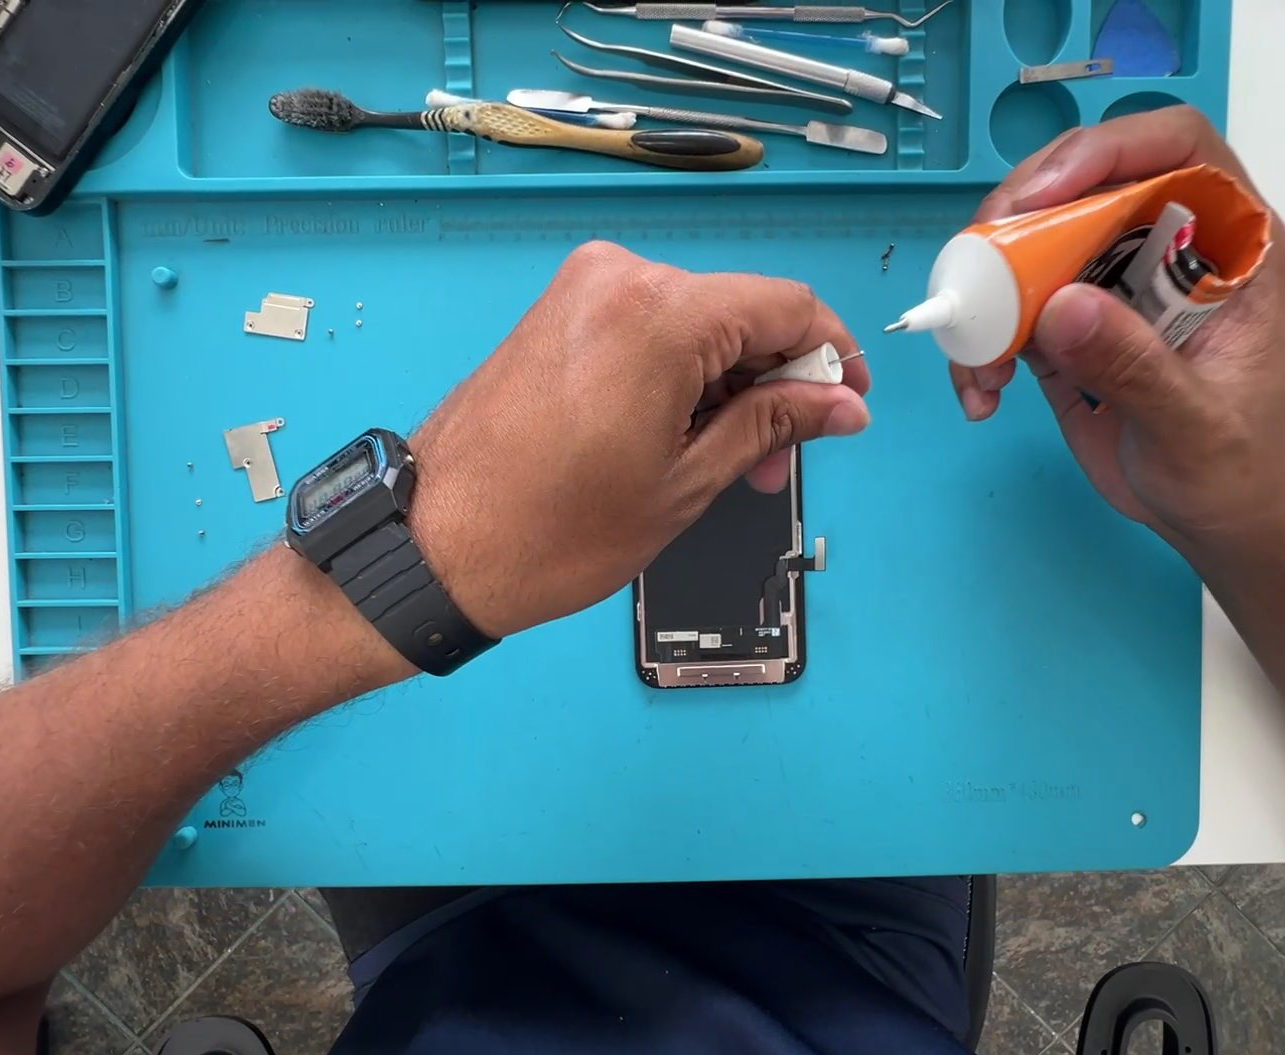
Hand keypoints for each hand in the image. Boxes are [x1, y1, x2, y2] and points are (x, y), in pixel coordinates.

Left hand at [403, 241, 869, 637]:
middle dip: (773, 386)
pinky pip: (648, 331)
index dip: (830, 358)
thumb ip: (774, 425)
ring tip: (728, 462)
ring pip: (695, 326)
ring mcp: (581, 291)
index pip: (787, 307)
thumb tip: (842, 405)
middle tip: (776, 462)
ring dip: (726, 387)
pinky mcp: (558, 314)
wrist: (438, 547)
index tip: (845, 406)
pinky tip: (682, 434)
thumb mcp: (687, 482)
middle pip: (739, 314)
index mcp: (660, 313)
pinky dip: (680, 377)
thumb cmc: (558, 530)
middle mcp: (620, 278)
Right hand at [958, 107, 1284, 552]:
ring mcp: (1106, 292)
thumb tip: (1059, 305)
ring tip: (976, 367)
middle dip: (1014, 228)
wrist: (1208, 515)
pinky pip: (1007, 317)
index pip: (1173, 152)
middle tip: (970, 272)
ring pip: (1029, 255)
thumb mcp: (1191, 422)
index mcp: (1223, 246)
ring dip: (985, 302)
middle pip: (1079, 194)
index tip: (1035, 199)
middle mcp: (1158, 254)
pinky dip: (980, 350)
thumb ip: (1133, 365)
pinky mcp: (1064, 333)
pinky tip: (982, 396)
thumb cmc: (1230, 466)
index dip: (1102, 153)